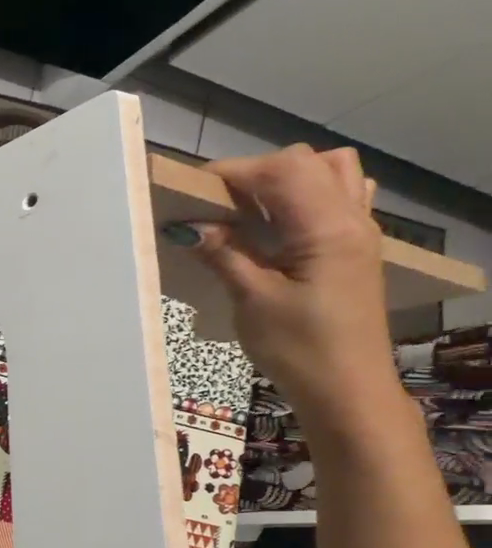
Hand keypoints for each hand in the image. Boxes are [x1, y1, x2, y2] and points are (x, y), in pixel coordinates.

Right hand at [191, 145, 399, 431]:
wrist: (345, 384)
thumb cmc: (298, 346)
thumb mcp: (252, 300)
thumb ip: (225, 255)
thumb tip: (191, 226)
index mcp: (328, 228)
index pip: (284, 172)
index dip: (234, 171)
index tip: (189, 188)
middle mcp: (351, 219)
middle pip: (310, 163)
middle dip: (256, 172)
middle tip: (213, 201)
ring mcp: (358, 232)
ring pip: (331, 174)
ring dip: (285, 180)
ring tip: (246, 208)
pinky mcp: (352, 249)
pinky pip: (338, 199)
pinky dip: (305, 197)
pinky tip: (275, 224)